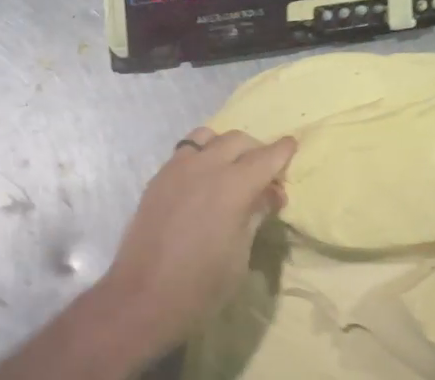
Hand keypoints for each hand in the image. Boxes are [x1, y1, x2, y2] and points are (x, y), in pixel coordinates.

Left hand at [96, 127, 296, 358]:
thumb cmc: (201, 286)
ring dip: (225, 146)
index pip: (265, 157)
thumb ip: (255, 215)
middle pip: (238, 140)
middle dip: (257, 150)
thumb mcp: (240, 255)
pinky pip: (186, 151)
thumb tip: (271, 193)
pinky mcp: (158, 177)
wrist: (142, 298)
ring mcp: (178, 168)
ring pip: (208, 136)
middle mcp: (205, 166)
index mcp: (233, 186)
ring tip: (231, 169)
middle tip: (265, 173)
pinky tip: (203, 179)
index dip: (282, 151)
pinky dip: (201, 154)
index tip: (292, 145)